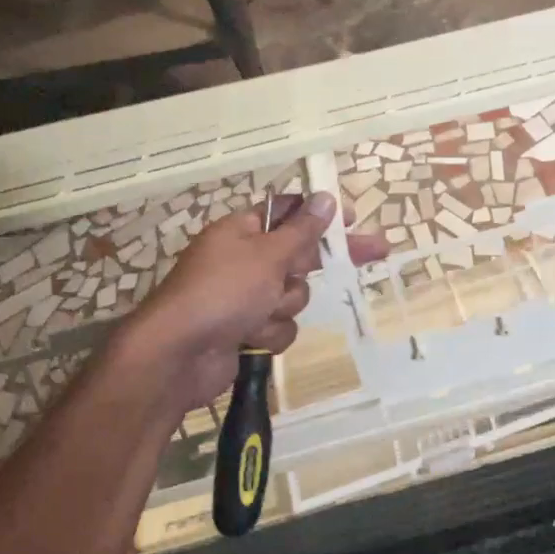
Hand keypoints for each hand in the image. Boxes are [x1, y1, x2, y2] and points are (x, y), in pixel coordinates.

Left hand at [119, 191, 387, 410]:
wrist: (177, 356)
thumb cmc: (222, 292)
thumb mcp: (267, 254)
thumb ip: (302, 229)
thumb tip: (325, 197)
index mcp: (241, 231)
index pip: (289, 212)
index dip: (321, 214)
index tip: (354, 218)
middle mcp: (243, 260)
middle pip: (298, 254)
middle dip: (319, 263)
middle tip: (377, 250)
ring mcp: (244, 297)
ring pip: (293, 294)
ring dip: (285, 305)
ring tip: (261, 312)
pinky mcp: (245, 330)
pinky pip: (279, 325)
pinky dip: (270, 332)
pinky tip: (251, 337)